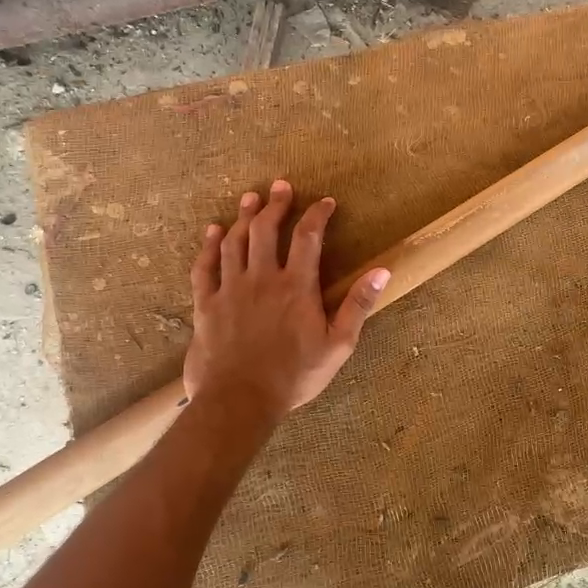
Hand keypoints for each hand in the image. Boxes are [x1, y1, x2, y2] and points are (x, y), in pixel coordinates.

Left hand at [184, 179, 390, 419]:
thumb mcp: (339, 344)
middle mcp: (262, 279)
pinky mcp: (206, 306)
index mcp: (297, 286)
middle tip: (280, 186)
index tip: (325, 201)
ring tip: (249, 198)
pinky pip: (205, 268)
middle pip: (266, 230)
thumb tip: (382, 271)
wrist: (238, 402)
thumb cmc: (295, 375)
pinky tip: (213, 232)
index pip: (309, 238)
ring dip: (243, 217)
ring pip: (235, 243)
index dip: (317, 215)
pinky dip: (209, 247)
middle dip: (275, 205)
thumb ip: (358, 305)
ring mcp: (230, 291)